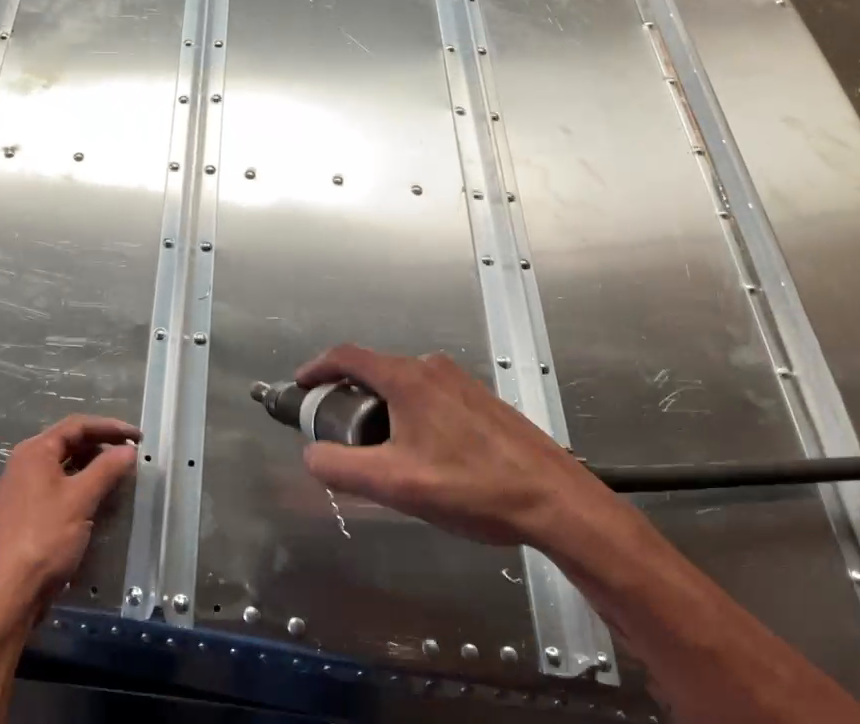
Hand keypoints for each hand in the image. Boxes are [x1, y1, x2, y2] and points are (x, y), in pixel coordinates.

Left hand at [0, 414, 140, 624]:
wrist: (7, 592)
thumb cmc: (45, 538)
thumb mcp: (81, 500)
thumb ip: (106, 470)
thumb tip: (128, 449)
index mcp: (34, 451)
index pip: (76, 425)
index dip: (109, 427)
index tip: (137, 435)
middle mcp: (23, 464)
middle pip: (67, 443)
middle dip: (100, 445)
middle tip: (130, 453)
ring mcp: (20, 490)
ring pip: (61, 467)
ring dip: (89, 467)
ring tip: (116, 475)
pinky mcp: (22, 514)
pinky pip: (54, 488)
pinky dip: (77, 487)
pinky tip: (93, 501)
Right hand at [297, 345, 617, 548]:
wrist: (558, 503)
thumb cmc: (472, 488)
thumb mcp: (394, 484)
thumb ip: (340, 467)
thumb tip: (312, 454)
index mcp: (407, 379)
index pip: (346, 357)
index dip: (316, 369)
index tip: (301, 387)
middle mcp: (433, 370)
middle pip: (374, 371)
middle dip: (347, 397)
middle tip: (336, 432)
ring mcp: (463, 384)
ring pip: (404, 387)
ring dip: (380, 409)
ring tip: (378, 452)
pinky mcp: (484, 404)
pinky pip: (430, 399)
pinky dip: (409, 416)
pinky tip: (421, 457)